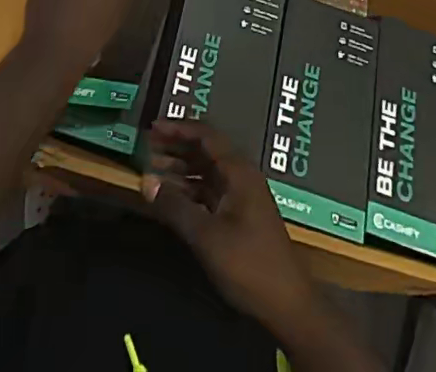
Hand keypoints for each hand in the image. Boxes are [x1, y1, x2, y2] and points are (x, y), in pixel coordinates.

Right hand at [142, 120, 318, 329]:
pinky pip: (209, 191)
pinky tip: (169, 196)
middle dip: (176, 146)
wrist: (289, 307)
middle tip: (147, 146)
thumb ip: (174, 206)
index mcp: (239, 173)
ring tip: (152, 169)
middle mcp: (241, 178)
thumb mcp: (206, 235)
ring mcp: (241, 197)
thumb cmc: (249, 265)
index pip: (206, 135)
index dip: (178, 128)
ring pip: (206, 171)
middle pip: (205, 150)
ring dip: (180, 168)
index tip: (152, 128)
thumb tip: (146, 181)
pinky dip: (188, 189)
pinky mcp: (239, 217)